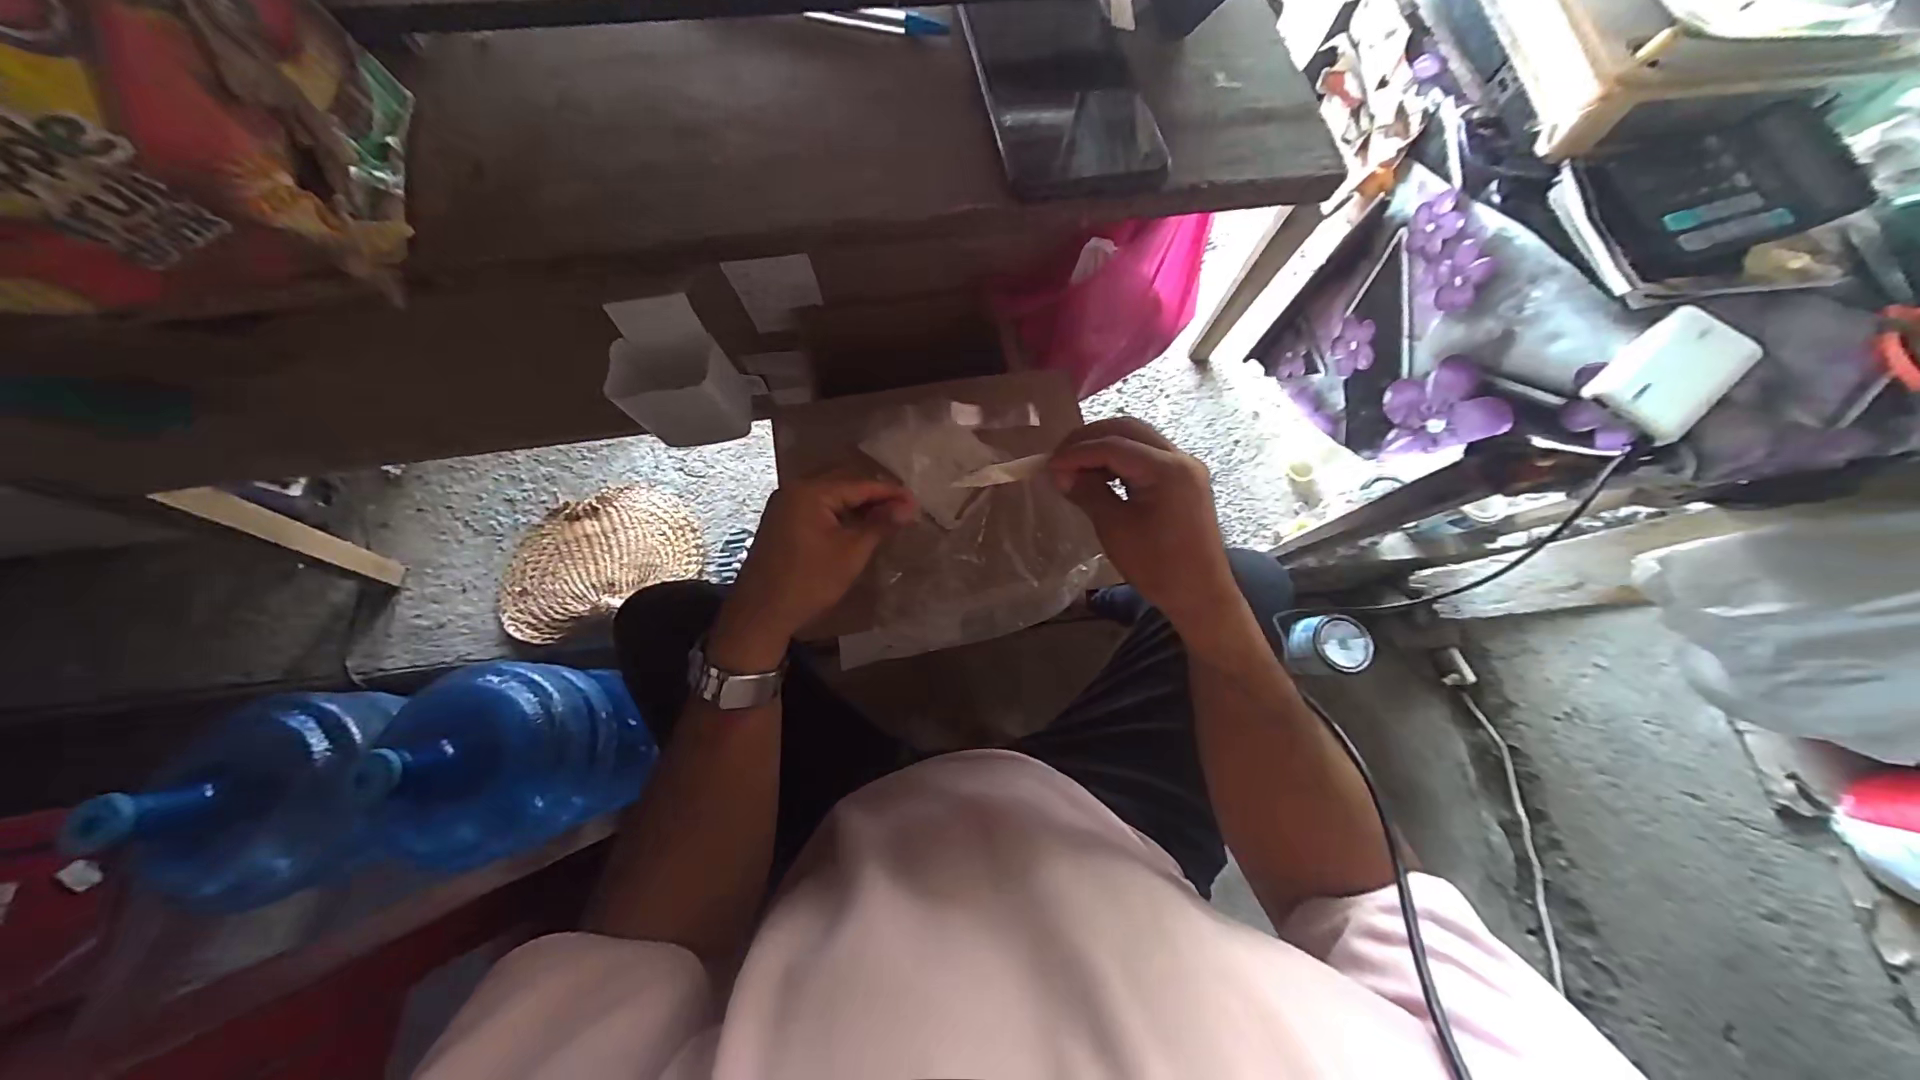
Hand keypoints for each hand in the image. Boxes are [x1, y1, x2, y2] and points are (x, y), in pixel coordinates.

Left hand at [709, 471, 916, 670]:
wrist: (761, 613)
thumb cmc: (809, 582)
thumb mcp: (851, 552)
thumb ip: (880, 524)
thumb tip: (909, 506)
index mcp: (810, 491)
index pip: (860, 483)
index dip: (890, 492)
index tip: (916, 502)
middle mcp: (794, 489)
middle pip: (843, 481)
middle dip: (874, 493)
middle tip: (903, 507)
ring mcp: (785, 504)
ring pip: (830, 493)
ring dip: (857, 502)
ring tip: (886, 515)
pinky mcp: (782, 520)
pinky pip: (817, 505)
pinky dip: (839, 512)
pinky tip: (857, 524)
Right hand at [1049, 418, 1242, 636]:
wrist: (1200, 595)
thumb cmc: (1158, 566)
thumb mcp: (1115, 528)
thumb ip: (1088, 492)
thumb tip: (1061, 473)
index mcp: (1167, 469)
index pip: (1112, 445)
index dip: (1076, 452)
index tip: (1048, 466)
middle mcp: (1181, 458)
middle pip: (1128, 430)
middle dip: (1089, 439)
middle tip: (1059, 457)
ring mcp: (1186, 468)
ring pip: (1138, 439)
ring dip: (1104, 446)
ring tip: (1075, 467)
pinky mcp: (1184, 481)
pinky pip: (1147, 456)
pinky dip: (1120, 459)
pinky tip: (1099, 475)